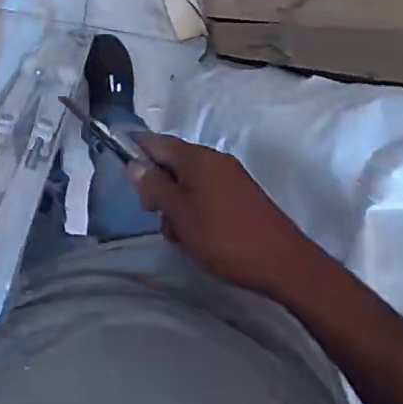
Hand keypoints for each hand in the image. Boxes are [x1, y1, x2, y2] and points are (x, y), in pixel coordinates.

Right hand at [128, 133, 324, 297]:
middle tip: (156, 217)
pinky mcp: (241, 195)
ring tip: (180, 236)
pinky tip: (198, 236)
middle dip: (158, 187)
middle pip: (173, 162)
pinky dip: (195, 209)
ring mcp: (230, 176)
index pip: (157, 142)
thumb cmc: (224, 236)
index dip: (137, 150)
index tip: (120, 165)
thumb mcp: (180, 214)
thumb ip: (154, 187)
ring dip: (177, 203)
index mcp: (197, 157)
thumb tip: (134, 164)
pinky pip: (207, 192)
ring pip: (190, 182)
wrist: (282, 261)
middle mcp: (214, 159)